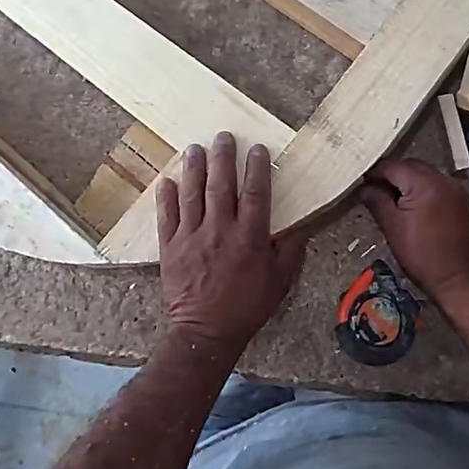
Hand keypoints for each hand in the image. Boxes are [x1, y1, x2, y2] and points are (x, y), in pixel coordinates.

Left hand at [157, 133, 306, 350]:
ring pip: (192, 194)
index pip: (256, 192)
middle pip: (221, 185)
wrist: (205, 332)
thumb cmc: (249, 305)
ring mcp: (192, 237)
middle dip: (223, 157)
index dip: (257, 167)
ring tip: (194, 148)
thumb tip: (302, 222)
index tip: (257, 148)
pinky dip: (166, 198)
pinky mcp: (171, 248)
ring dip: (194, 168)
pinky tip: (167, 181)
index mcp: (250, 236)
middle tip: (223, 136)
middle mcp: (220, 230)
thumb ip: (291, 247)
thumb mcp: (281, 278)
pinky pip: (167, 217)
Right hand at [360, 158, 468, 299]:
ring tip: (395, 200)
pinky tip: (416, 206)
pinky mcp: (463, 200)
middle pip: (412, 166)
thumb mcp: (392, 227)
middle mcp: (443, 179)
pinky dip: (426, 189)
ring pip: (426, 174)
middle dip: (393, 175)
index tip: (363, 183)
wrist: (456, 277)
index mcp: (425, 183)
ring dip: (410, 181)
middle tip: (376, 190)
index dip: (376, 173)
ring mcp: (456, 188)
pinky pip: (439, 185)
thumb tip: (364, 188)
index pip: (394, 166)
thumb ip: (377, 202)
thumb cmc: (420, 254)